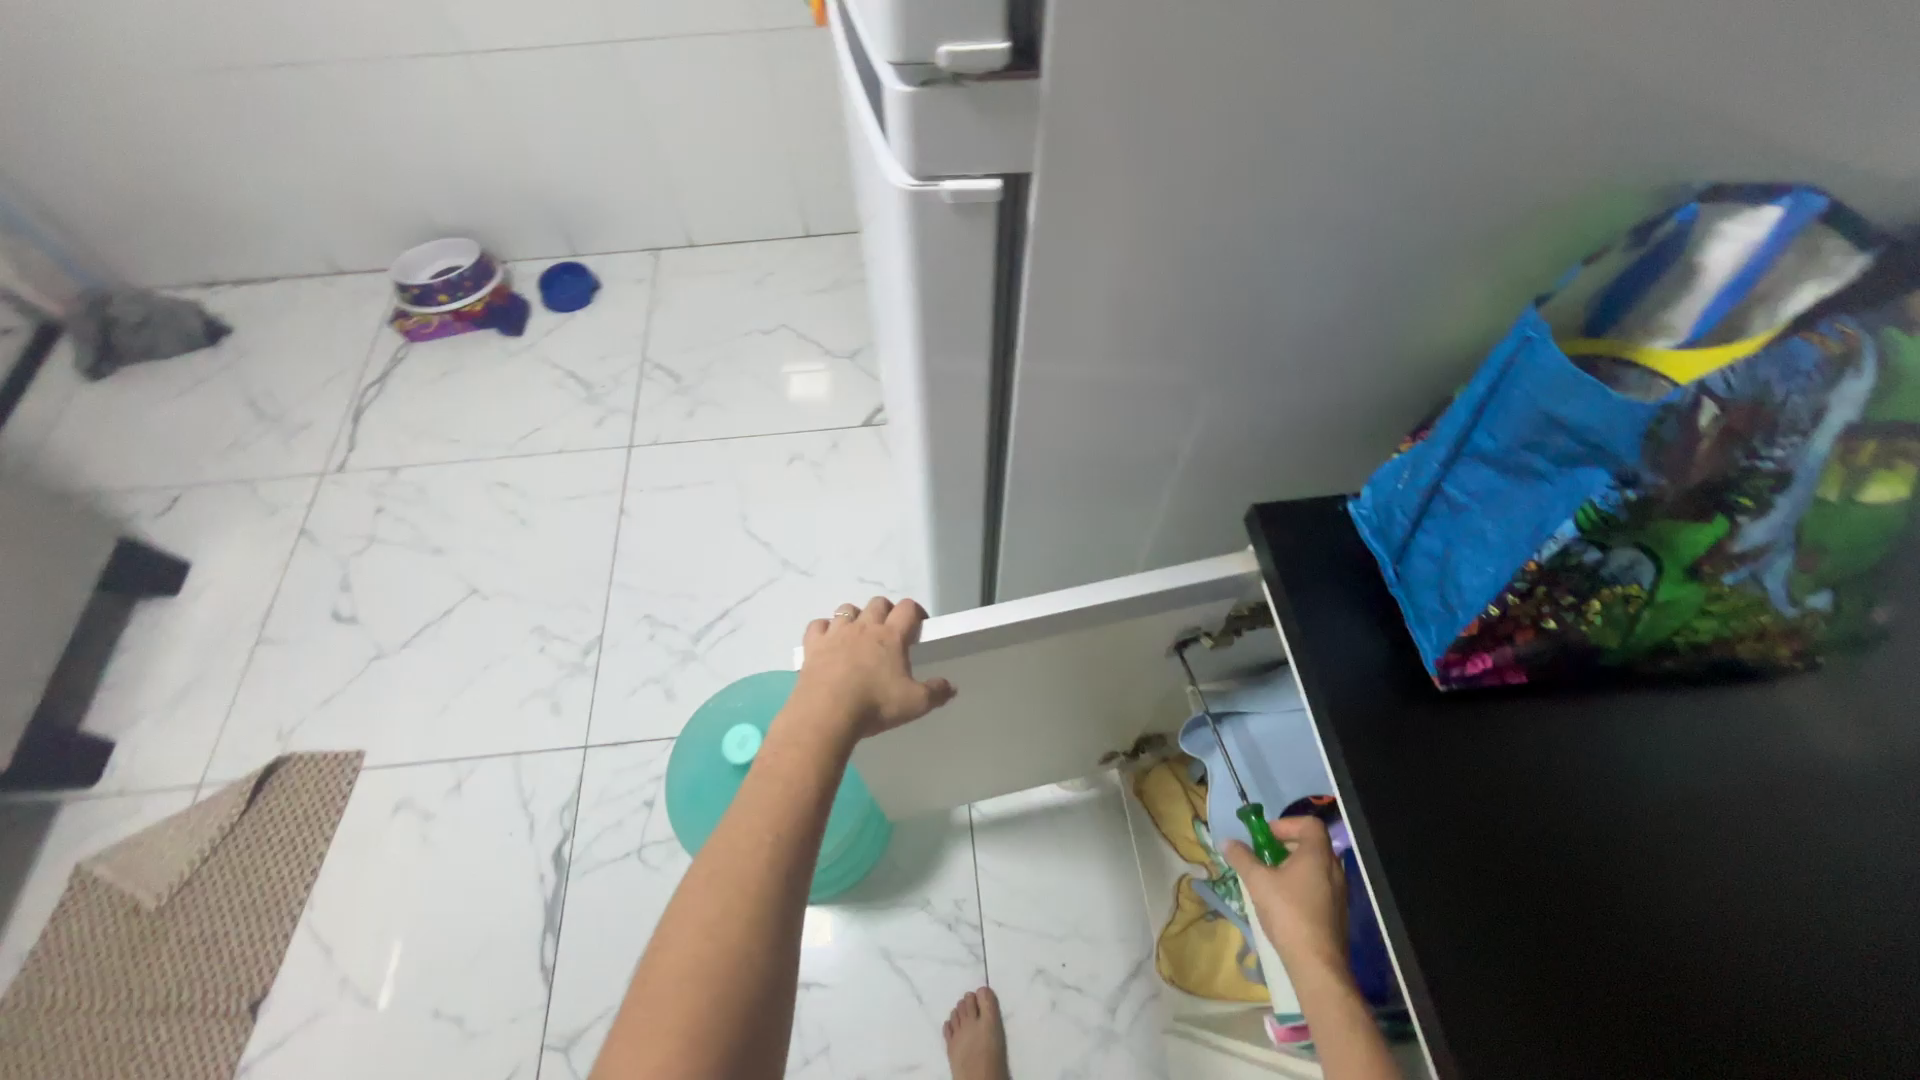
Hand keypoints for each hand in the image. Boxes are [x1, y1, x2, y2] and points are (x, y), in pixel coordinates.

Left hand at [788, 597, 956, 744]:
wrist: (827, 714)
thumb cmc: (875, 705)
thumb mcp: (915, 704)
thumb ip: (936, 692)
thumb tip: (951, 686)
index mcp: (891, 636)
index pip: (908, 608)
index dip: (916, 612)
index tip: (919, 625)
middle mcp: (864, 627)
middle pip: (878, 603)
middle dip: (887, 611)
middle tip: (890, 632)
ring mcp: (836, 633)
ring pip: (847, 609)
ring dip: (856, 617)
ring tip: (859, 636)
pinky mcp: (813, 645)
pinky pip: (818, 625)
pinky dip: (825, 629)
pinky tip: (829, 642)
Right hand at [1225, 816, 1349, 973]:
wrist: (1317, 963)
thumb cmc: (1287, 913)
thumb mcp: (1257, 882)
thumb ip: (1242, 858)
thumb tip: (1226, 841)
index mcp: (1318, 855)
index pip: (1309, 824)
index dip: (1286, 824)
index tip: (1265, 837)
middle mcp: (1334, 869)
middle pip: (1312, 845)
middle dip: (1285, 846)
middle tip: (1264, 858)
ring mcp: (1340, 892)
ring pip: (1315, 867)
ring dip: (1293, 867)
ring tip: (1270, 881)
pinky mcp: (1338, 912)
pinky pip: (1320, 887)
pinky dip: (1302, 885)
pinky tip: (1284, 904)